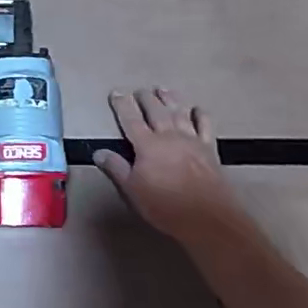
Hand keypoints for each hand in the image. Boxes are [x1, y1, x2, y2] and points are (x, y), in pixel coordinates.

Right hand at [95, 88, 237, 236]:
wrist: (208, 218)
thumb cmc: (165, 206)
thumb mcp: (132, 190)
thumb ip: (116, 168)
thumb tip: (99, 152)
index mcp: (147, 145)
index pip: (130, 118)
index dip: (122, 104)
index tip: (116, 92)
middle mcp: (169, 136)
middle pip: (156, 110)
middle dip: (146, 98)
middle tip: (140, 90)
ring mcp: (191, 141)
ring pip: (179, 112)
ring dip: (170, 99)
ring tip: (163, 89)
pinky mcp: (209, 149)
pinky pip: (205, 125)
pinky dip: (201, 115)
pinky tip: (196, 109)